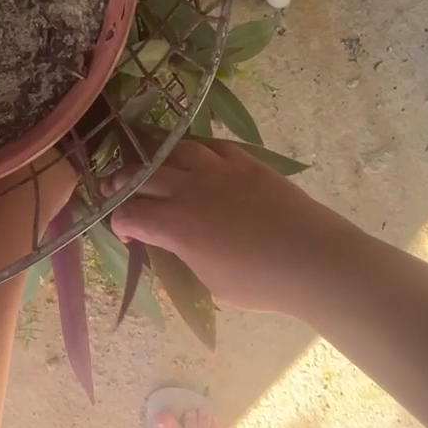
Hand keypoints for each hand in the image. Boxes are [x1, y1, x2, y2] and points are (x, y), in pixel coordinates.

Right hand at [108, 138, 361, 315]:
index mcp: (176, 226)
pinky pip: (208, 145)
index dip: (119, 222)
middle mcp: (188, 190)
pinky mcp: (242, 159)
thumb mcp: (210, 281)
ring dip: (155, 159)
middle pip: (142, 174)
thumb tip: (174, 242)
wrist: (310, 257)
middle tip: (116, 187)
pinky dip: (193, 150)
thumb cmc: (260, 282)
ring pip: (172, 151)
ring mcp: (216, 169)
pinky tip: (191, 156)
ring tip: (150, 166)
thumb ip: (184, 254)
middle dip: (122, 181)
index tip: (125, 231)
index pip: (130, 214)